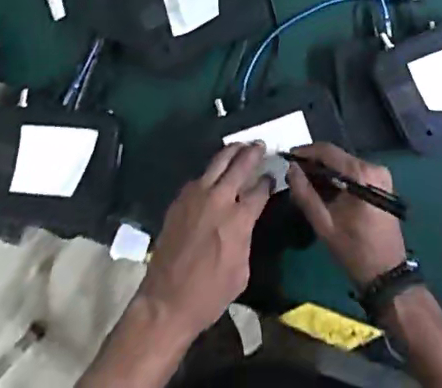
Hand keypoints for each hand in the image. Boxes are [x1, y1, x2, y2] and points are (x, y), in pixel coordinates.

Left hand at [136, 143, 271, 340]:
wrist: (169, 296)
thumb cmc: (211, 292)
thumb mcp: (241, 270)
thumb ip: (245, 237)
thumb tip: (244, 221)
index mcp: (238, 220)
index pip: (259, 191)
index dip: (268, 182)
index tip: (272, 175)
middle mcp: (218, 200)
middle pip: (238, 166)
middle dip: (252, 154)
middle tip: (260, 144)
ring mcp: (196, 195)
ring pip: (216, 163)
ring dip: (231, 152)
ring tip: (241, 144)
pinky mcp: (180, 198)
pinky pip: (199, 177)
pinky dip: (211, 169)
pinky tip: (216, 170)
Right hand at [286, 142, 407, 284]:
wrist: (388, 275)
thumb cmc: (354, 250)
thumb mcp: (323, 223)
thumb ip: (304, 192)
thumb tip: (291, 168)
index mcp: (361, 174)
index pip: (327, 151)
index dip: (304, 152)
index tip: (287, 158)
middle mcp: (374, 168)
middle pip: (336, 156)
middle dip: (314, 163)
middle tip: (294, 175)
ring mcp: (381, 176)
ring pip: (344, 164)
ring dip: (325, 171)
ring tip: (306, 184)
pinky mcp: (383, 185)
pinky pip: (354, 172)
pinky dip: (338, 178)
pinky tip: (325, 190)